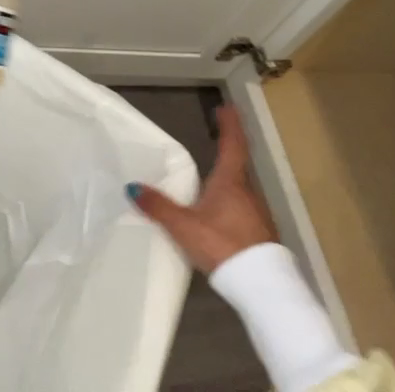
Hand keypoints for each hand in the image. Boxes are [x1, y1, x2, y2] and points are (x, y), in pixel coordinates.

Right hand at [128, 105, 275, 271]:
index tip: (227, 107)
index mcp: (231, 182)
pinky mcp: (259, 235)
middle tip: (215, 141)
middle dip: (227, 153)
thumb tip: (132, 186)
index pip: (233, 145)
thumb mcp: (185, 226)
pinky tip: (218, 217)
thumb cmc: (223, 245)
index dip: (230, 125)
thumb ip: (159, 207)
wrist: (262, 286)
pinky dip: (230, 204)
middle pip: (237, 166)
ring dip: (227, 182)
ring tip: (210, 183)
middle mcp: (248, 192)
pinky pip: (242, 210)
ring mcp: (257, 215)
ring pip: (240, 190)